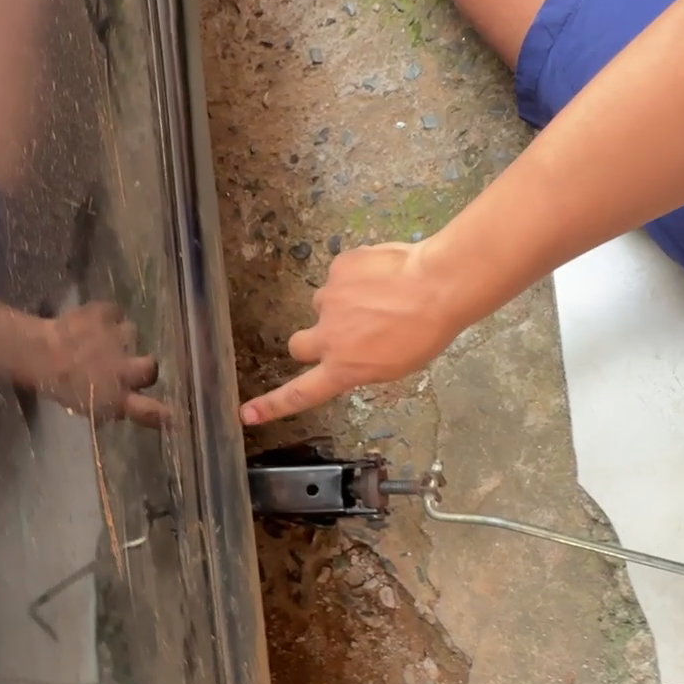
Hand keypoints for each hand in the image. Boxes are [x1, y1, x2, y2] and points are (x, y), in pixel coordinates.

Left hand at [24, 302, 168, 427]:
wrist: (37, 353)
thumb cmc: (57, 385)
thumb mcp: (86, 405)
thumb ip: (113, 405)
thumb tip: (126, 405)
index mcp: (118, 396)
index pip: (149, 410)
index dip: (162, 413)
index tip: (173, 415)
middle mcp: (125, 369)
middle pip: (152, 368)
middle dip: (146, 366)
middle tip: (129, 364)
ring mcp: (118, 339)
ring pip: (133, 334)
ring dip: (122, 338)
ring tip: (103, 339)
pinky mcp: (106, 314)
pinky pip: (116, 312)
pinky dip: (108, 315)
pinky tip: (95, 321)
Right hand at [240, 240, 464, 424]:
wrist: (437, 286)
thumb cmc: (426, 332)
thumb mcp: (395, 366)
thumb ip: (361, 365)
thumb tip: (350, 356)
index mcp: (344, 368)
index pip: (299, 393)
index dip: (271, 405)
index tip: (246, 413)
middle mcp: (328, 337)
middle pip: (298, 344)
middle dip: (313, 340)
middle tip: (343, 332)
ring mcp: (329, 301)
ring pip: (323, 306)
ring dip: (341, 305)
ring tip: (378, 299)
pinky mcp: (338, 270)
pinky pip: (340, 275)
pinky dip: (356, 276)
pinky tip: (382, 277)